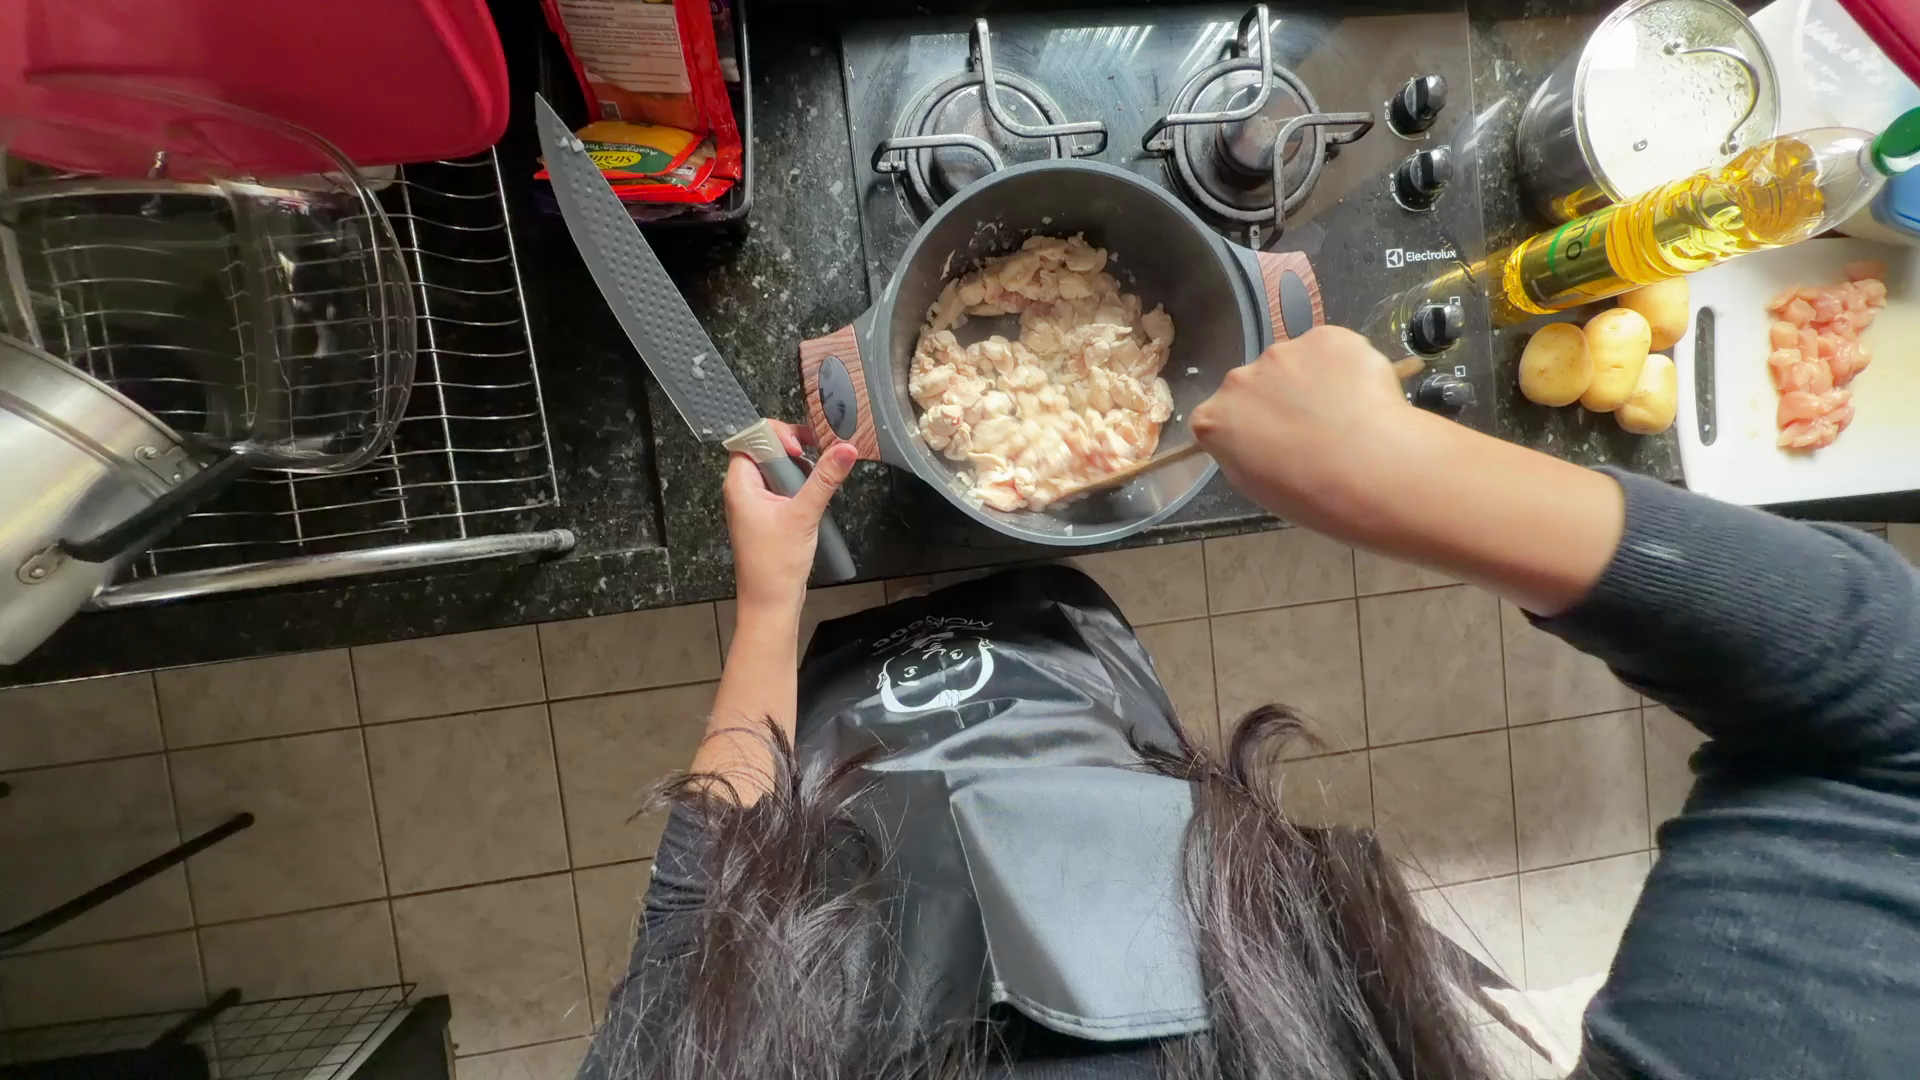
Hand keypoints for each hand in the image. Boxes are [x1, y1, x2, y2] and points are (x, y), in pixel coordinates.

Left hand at [723, 421, 857, 613]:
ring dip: (800, 470)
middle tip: (819, 455)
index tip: (802, 447)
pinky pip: (783, 489)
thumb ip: (825, 479)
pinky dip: (800, 487)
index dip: (777, 435)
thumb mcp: (803, 515)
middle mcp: (743, 489)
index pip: (751, 439)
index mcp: (740, 483)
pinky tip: (815, 500)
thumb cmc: (776, 563)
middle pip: (765, 451)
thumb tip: (846, 448)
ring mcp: (755, 504)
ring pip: (777, 470)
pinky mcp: (768, 516)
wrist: (771, 602)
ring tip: (818, 482)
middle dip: (794, 449)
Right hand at [1191, 326, 1413, 531]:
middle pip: (1254, 384)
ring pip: (1294, 364)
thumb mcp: (1251, 482)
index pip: (1219, 416)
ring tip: (1341, 415)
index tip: (1269, 443)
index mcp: (1211, 419)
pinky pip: (1332, 350)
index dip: (1247, 428)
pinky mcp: (1324, 338)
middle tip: (1309, 429)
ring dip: (1310, 381)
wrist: (1364, 471)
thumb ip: (1241, 448)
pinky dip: (1346, 367)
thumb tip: (1258, 437)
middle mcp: (1236, 379)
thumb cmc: (1304, 494)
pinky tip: (1361, 398)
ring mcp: (1280, 354)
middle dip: (1276, 399)